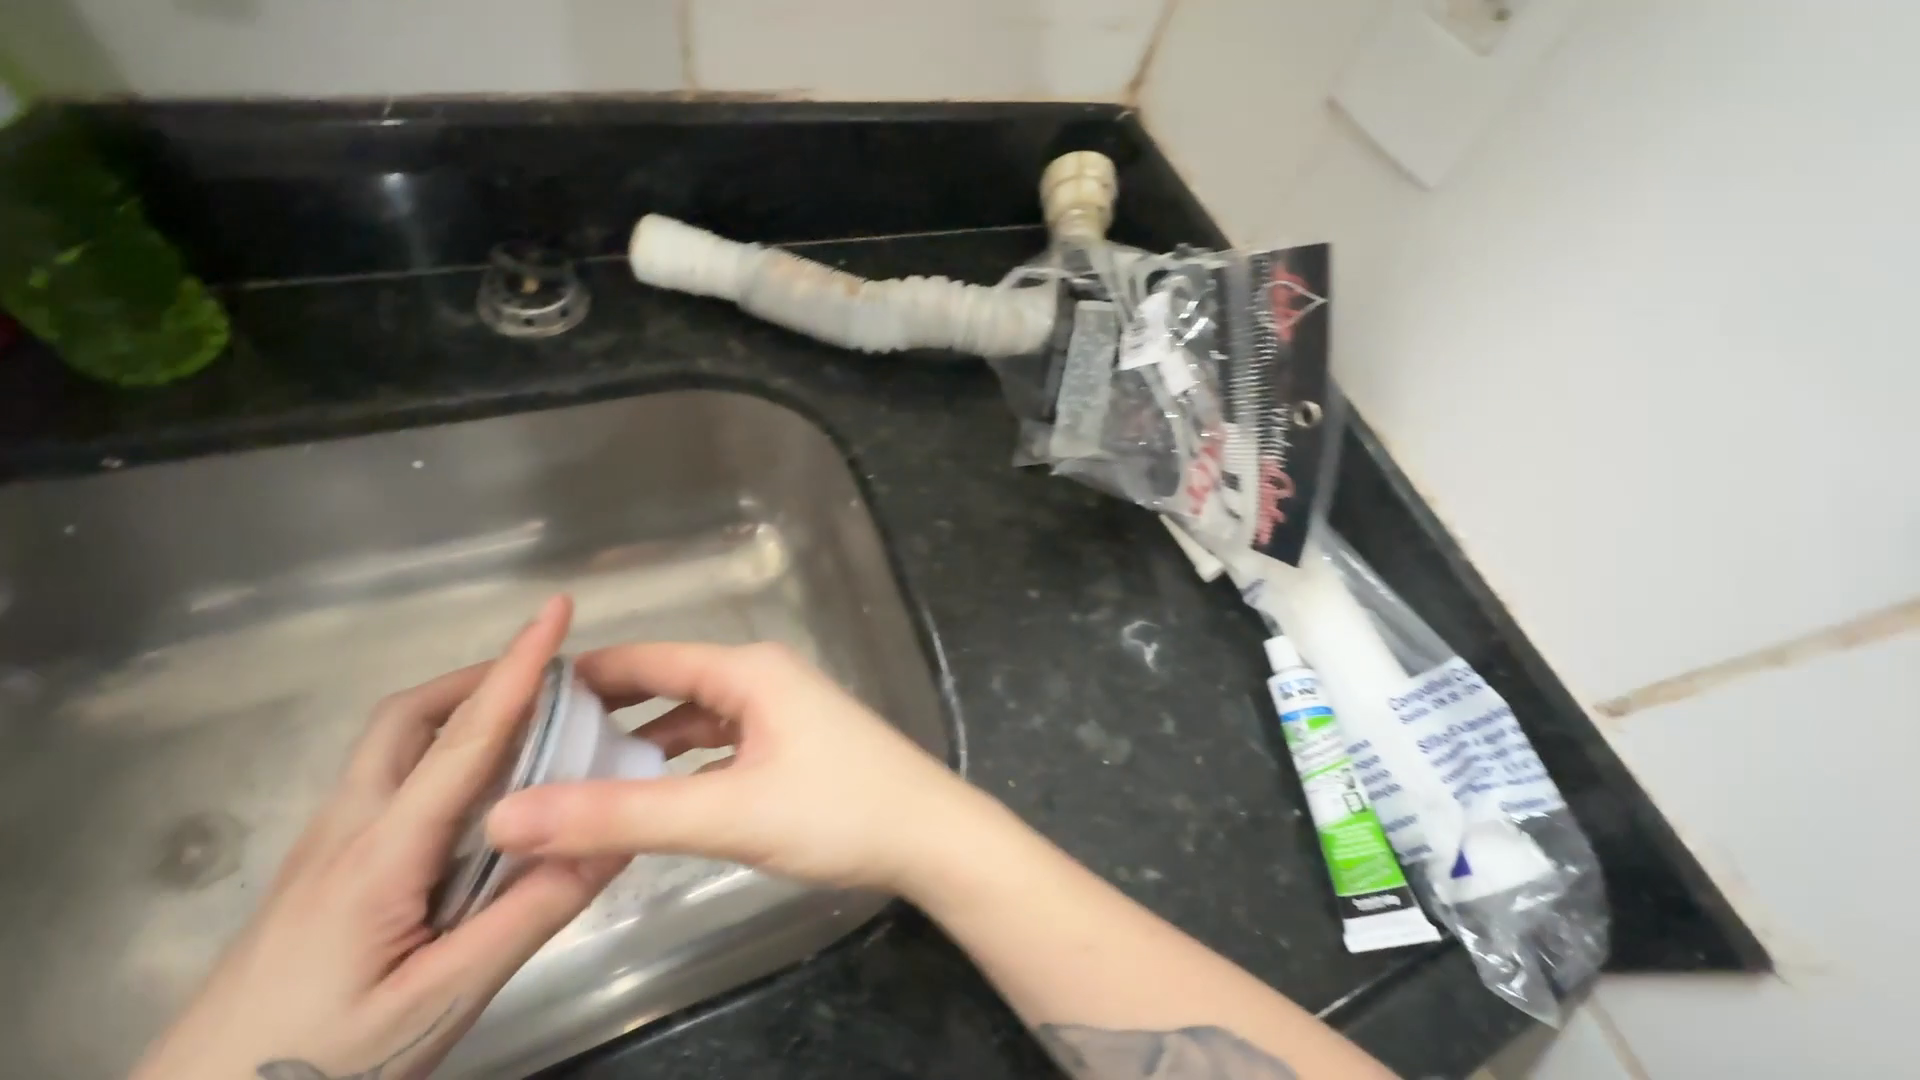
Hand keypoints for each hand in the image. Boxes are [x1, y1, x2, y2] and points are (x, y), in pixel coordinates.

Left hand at [134, 596, 624, 1079]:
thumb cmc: (317, 1064)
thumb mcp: (444, 997)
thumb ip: (531, 912)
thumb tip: (615, 837)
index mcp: (382, 854)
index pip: (466, 740)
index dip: (518, 669)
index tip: (556, 610)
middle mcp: (348, 830)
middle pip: (408, 718)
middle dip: (480, 678)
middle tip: (547, 677)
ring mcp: (326, 848)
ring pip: (392, 746)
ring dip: (459, 713)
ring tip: (526, 730)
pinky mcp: (322, 871)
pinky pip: (389, 782)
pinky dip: (443, 756)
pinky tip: (479, 801)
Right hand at [486, 642, 983, 893]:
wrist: (933, 838)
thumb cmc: (838, 812)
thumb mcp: (727, 814)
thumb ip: (621, 816)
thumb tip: (509, 815)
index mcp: (747, 671)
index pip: (645, 660)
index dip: (580, 679)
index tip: (515, 706)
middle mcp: (763, 678)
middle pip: (667, 686)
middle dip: (606, 714)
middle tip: (534, 751)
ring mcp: (783, 711)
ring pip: (695, 719)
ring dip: (644, 744)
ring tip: (579, 779)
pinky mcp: (794, 745)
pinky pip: (722, 744)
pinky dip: (683, 764)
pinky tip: (655, 796)